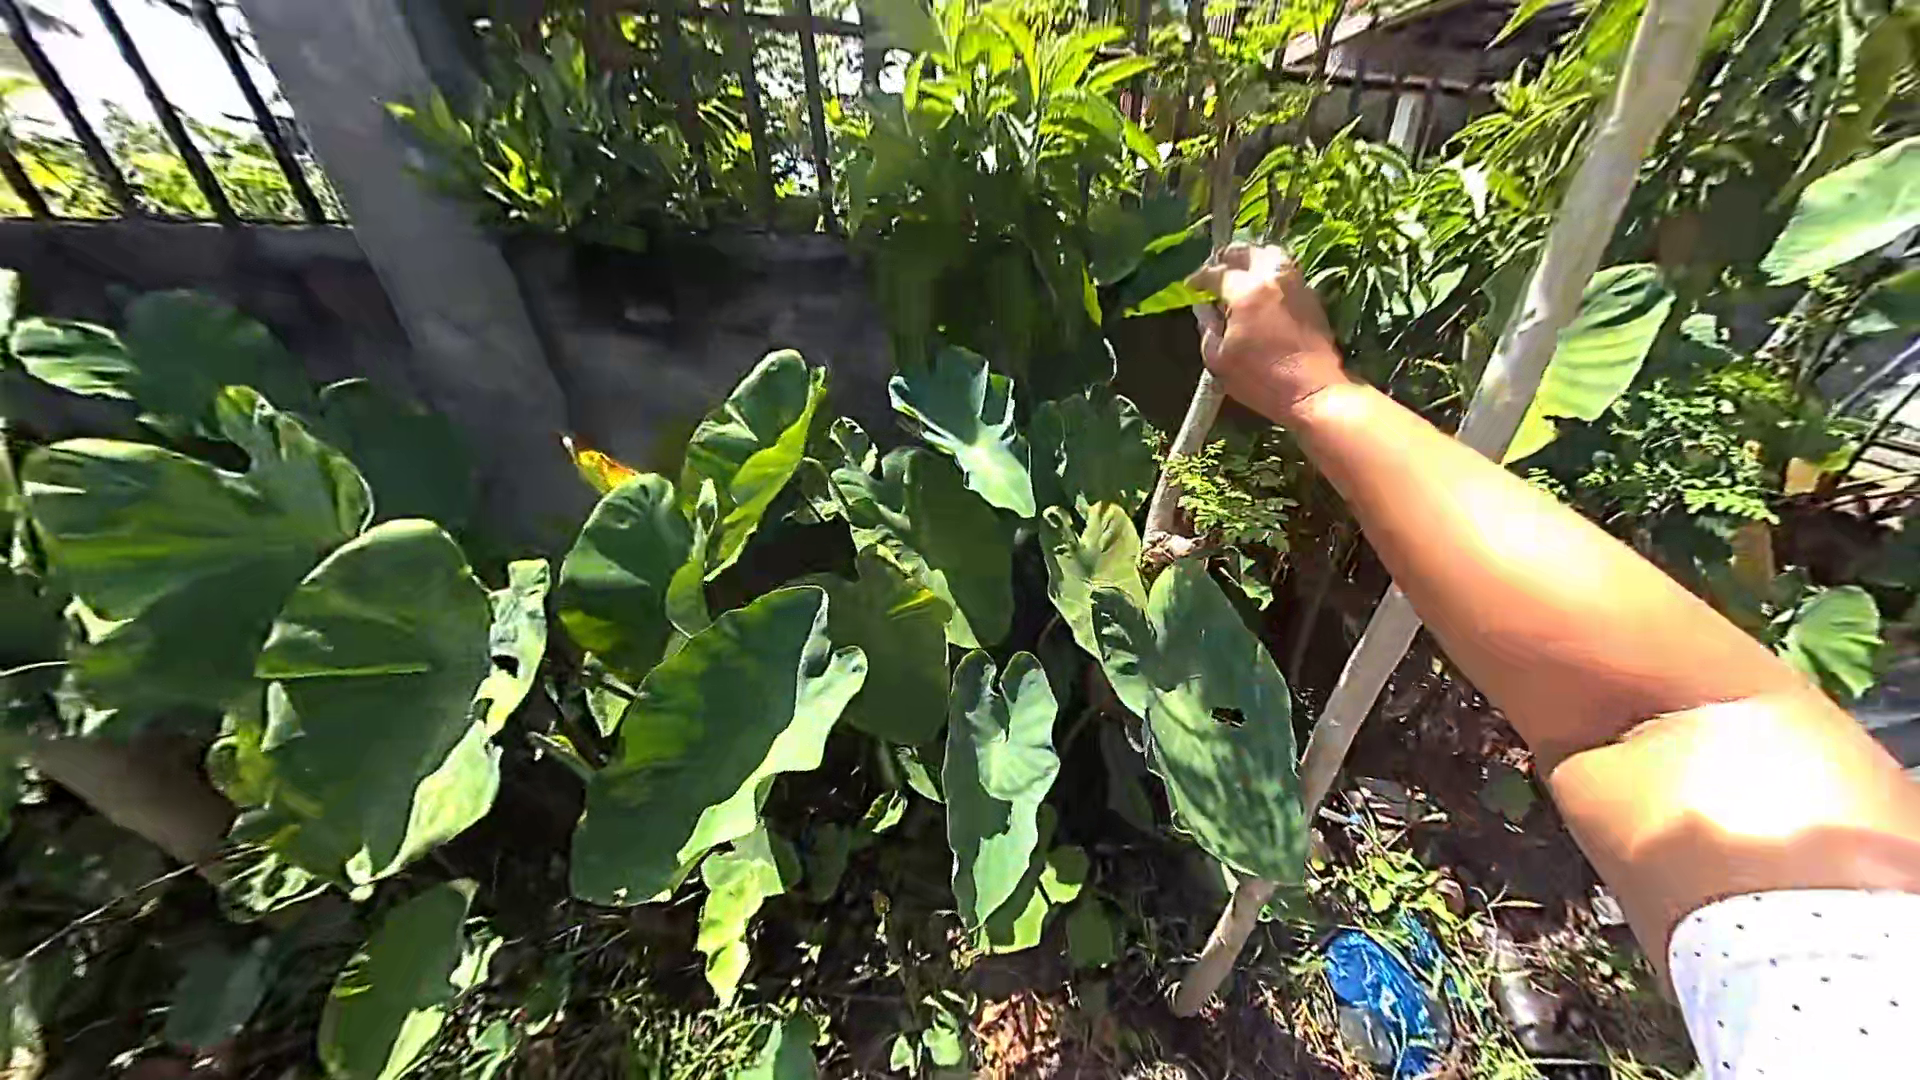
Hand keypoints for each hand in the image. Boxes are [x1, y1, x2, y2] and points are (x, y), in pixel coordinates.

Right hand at [1189, 243, 1349, 425]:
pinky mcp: (1311, 297)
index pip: (1218, 272)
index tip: (1190, 286)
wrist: (1309, 389)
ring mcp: (1297, 285)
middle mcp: (1274, 278)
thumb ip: (1207, 327)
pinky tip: (1260, 291)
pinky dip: (1270, 273)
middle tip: (1215, 269)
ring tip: (1239, 274)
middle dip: (1228, 257)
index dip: (1200, 278)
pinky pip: (1286, 272)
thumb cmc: (1258, 379)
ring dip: (1253, 260)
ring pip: (1273, 256)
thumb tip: (1202, 308)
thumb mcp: (1218, 358)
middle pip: (1250, 252)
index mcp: (1247, 292)